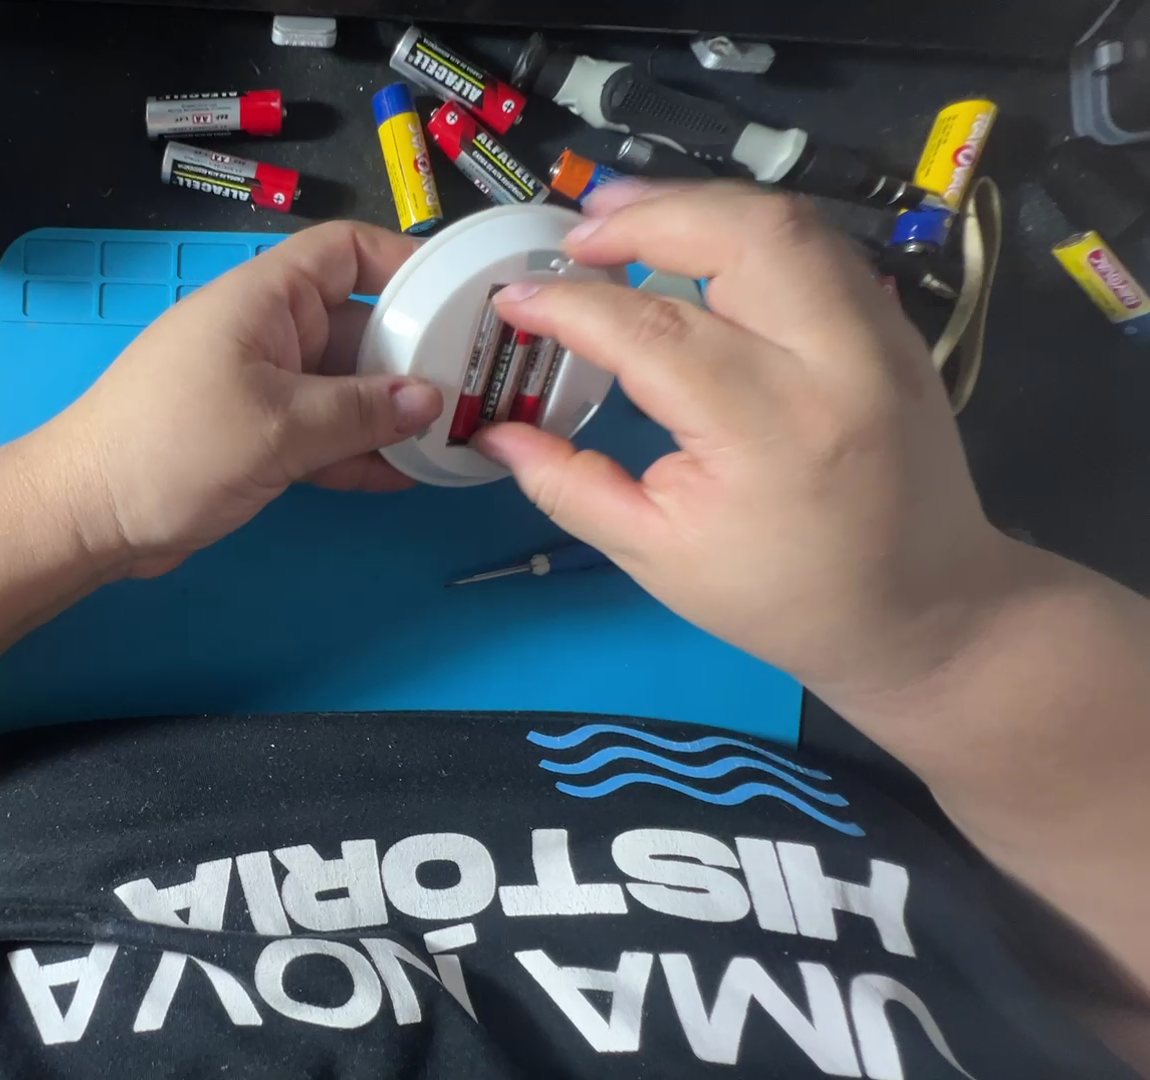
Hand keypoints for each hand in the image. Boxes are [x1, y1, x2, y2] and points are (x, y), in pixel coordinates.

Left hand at [33, 221, 444, 577]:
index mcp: (265, 300)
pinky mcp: (255, 440)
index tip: (462, 297)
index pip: (346, 252)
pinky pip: (318, 436)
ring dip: (390, 415)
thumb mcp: (276, 425)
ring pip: (342, 391)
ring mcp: (260, 391)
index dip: (405, 263)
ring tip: (454, 438)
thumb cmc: (174, 447)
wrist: (89, 516)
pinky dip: (354, 452)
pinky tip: (402, 475)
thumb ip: (357, 412)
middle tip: (479, 386)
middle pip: (356, 328)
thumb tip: (429, 400)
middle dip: (413, 356)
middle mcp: (268, 336)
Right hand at [475, 183, 1023, 700]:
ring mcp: (877, 333)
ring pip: (787, 224)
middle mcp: (835, 361)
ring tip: (616, 215)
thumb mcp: (647, 553)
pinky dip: (736, 229)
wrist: (922, 605)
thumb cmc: (773, 593)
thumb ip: (564, 485)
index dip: (570, 306)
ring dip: (693, 206)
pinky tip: (685, 241)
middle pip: (744, 237)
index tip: (511, 299)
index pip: (652, 331)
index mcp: (764, 430)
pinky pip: (809, 247)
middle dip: (646, 217)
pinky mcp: (888, 327)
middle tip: (572, 233)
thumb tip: (493, 433)